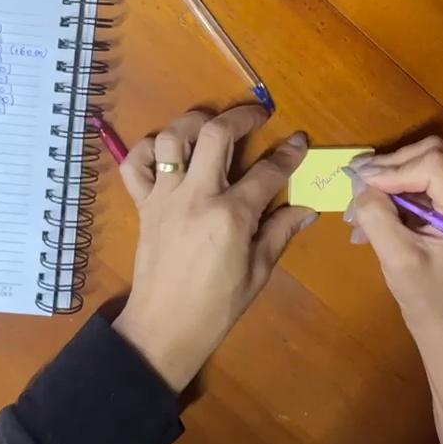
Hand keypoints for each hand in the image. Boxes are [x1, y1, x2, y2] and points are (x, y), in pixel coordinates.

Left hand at [114, 106, 315, 391]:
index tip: (299, 140)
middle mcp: (196, 197)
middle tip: (258, 115)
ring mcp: (164, 198)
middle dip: (242, 116)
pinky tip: (167, 151)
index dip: (289, 153)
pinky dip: (148, 149)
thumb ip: (281, 232)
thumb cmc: (217, 306)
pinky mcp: (142, 204)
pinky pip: (135, 164)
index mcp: (230, 217)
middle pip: (216, 135)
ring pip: (172, 138)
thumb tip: (307, 209)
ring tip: (212, 124)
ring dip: (193, 121)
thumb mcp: (258, 272)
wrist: (163, 327)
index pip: (267, 172)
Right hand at [347, 136, 442, 351]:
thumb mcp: (396, 257)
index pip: (433, 164)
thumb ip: (376, 215)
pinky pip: (423, 178)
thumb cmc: (426, 297)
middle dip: (391, 164)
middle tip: (358, 182)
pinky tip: (374, 206)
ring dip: (390, 174)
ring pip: (425, 161)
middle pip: (431, 152)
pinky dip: (396, 185)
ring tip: (361, 198)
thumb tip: (360, 182)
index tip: (363, 184)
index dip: (394, 168)